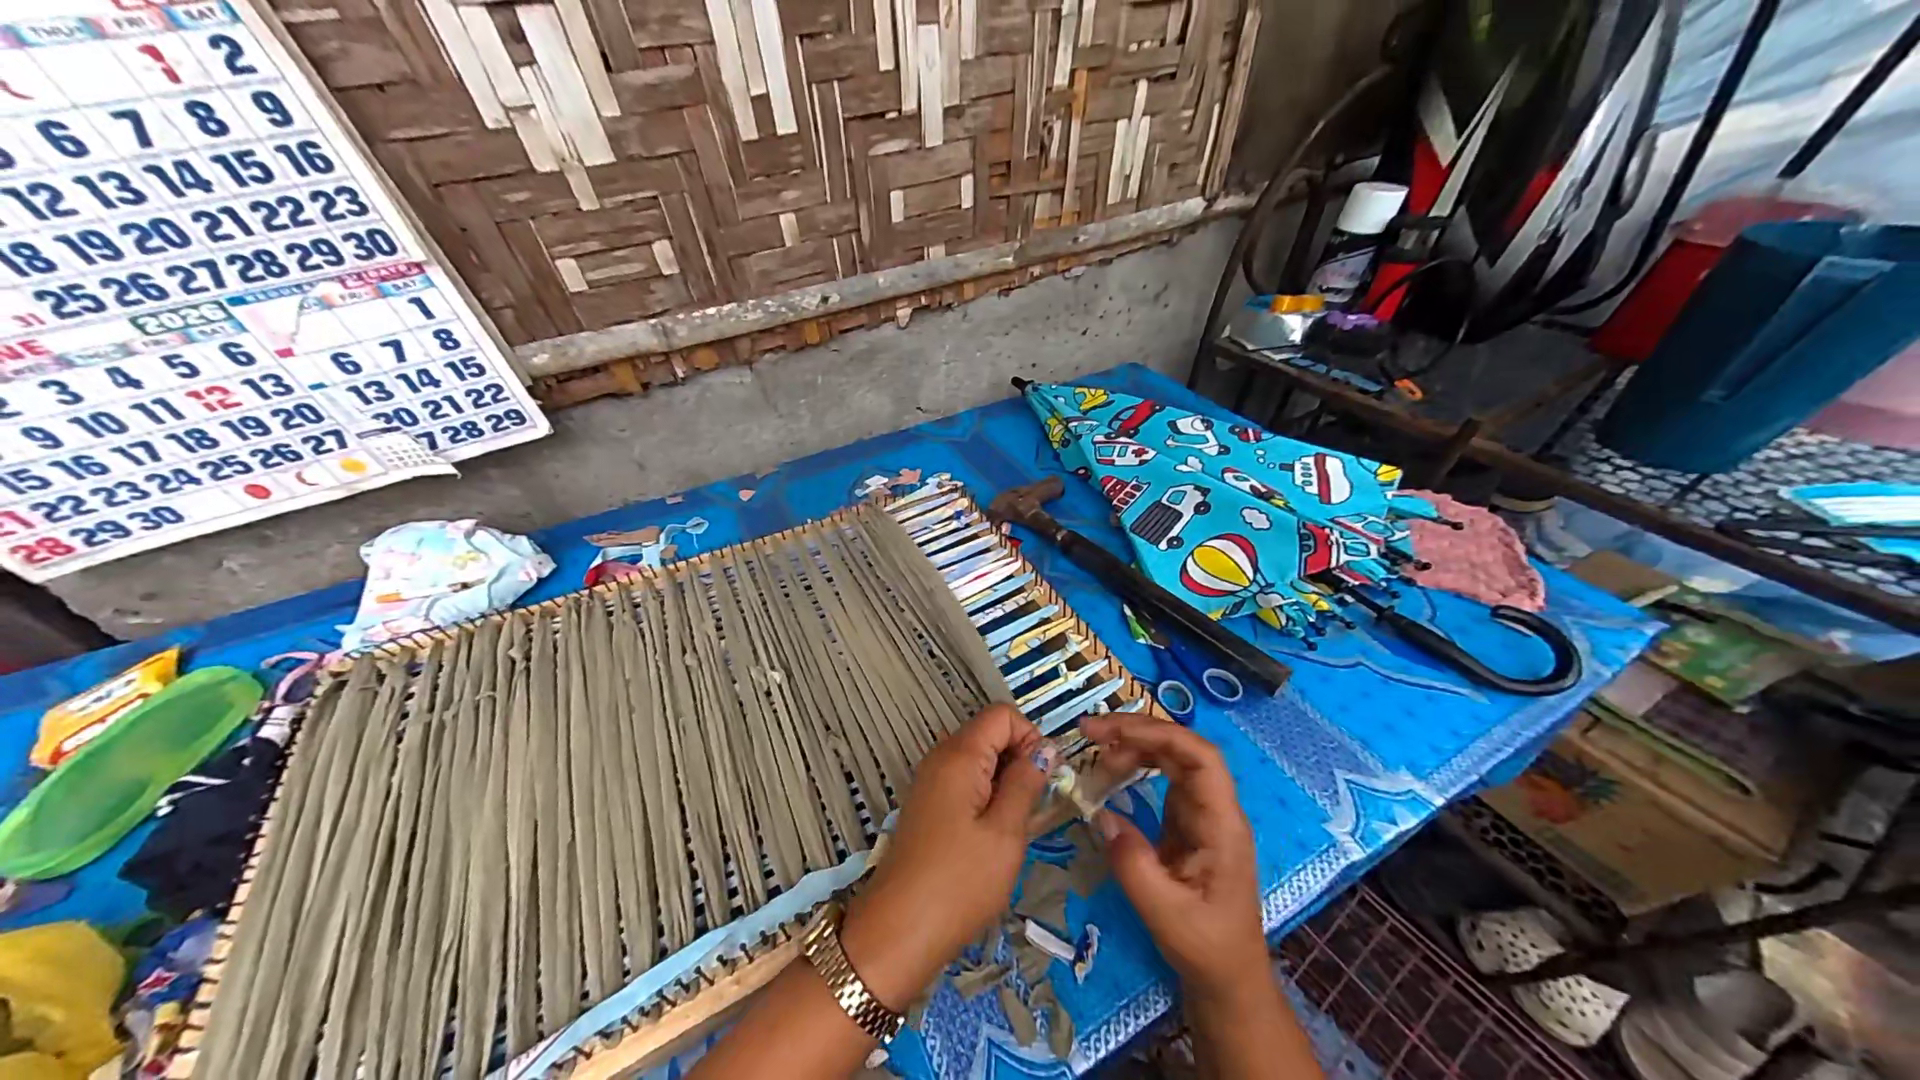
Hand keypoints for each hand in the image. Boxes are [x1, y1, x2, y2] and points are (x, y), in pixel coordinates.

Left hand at [841, 705, 1047, 1009]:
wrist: (898, 931)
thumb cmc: (959, 882)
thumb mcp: (1005, 833)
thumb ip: (1026, 783)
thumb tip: (1045, 749)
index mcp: (959, 755)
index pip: (1002, 714)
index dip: (1030, 737)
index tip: (1044, 778)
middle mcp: (940, 758)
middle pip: (989, 734)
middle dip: (1019, 759)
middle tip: (1034, 808)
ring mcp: (930, 782)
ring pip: (979, 760)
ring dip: (1005, 782)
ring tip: (1015, 827)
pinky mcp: (927, 806)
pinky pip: (964, 783)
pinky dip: (986, 797)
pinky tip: (992, 836)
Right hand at [1080, 713, 1269, 1003]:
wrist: (1228, 976)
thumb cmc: (1205, 946)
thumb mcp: (1164, 913)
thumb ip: (1133, 863)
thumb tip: (1101, 815)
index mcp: (1222, 824)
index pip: (1200, 758)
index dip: (1158, 734)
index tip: (1111, 733)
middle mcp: (1215, 808)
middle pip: (1182, 749)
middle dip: (1137, 731)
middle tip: (1089, 731)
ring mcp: (1201, 812)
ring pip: (1171, 759)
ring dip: (1134, 746)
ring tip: (1095, 750)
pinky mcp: (1186, 821)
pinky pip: (1162, 777)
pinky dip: (1135, 765)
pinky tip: (1111, 770)